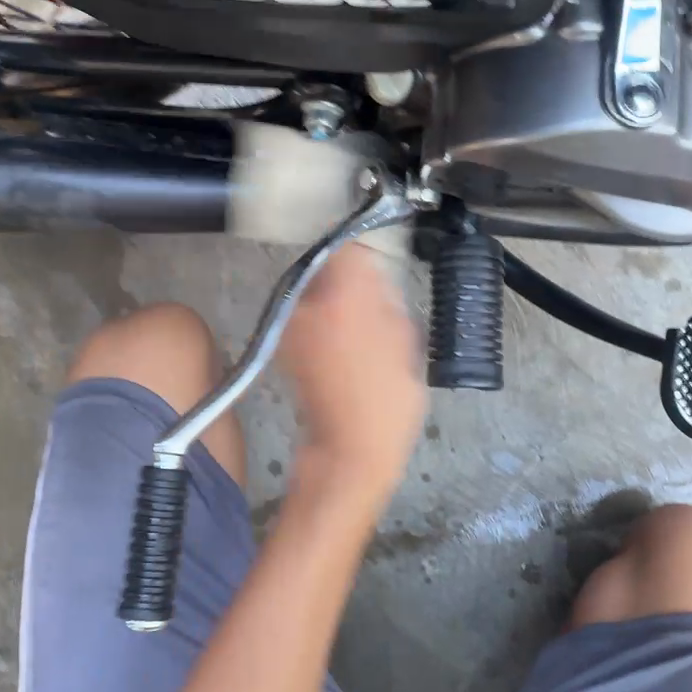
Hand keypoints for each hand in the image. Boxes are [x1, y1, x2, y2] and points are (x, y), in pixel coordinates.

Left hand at [277, 245, 426, 497]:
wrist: (350, 448)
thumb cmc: (389, 398)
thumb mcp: (406, 337)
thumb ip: (387, 295)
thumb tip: (377, 274)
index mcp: (343, 293)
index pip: (347, 243)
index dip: (365, 244)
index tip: (379, 251)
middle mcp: (309, 300)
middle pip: (329, 264)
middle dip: (350, 273)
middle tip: (376, 293)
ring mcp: (292, 322)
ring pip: (317, 289)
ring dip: (336, 296)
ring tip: (362, 323)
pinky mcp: (285, 344)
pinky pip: (309, 315)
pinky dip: (324, 319)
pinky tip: (346, 343)